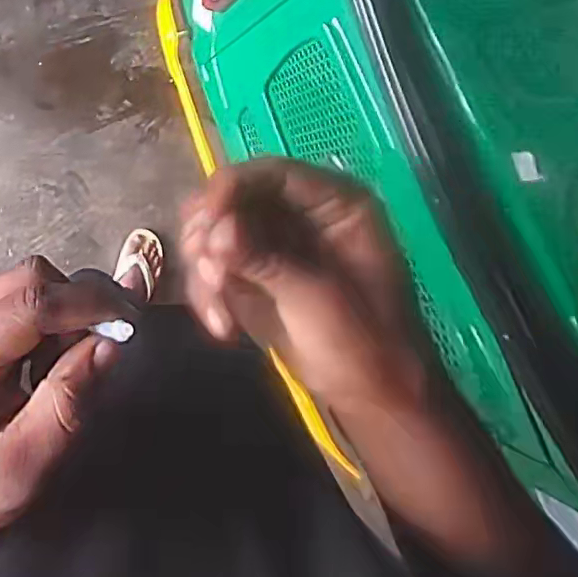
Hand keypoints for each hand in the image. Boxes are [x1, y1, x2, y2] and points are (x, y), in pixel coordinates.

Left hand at [0, 256, 134, 562]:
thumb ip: (65, 404)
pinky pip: (32, 295)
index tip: (128, 325)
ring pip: (37, 281)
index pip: (32, 302)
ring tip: (71, 366)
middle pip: (35, 278)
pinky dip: (58, 318)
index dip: (86, 305)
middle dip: (82, 303)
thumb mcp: (24, 465)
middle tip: (109, 346)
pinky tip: (53, 361)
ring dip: (70, 312)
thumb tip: (108, 345)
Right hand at [179, 159, 433, 414]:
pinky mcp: (249, 270)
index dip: (232, 187)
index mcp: (333, 204)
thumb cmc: (365, 346)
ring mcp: (270, 240)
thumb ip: (265, 262)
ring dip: (206, 269)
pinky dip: (208, 292)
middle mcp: (297, 212)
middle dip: (212, 234)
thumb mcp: (317, 301)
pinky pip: (211, 264)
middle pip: (232, 196)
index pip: (272, 174)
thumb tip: (215, 234)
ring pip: (213, 229)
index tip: (205, 217)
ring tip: (219, 312)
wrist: (372, 402)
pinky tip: (222, 325)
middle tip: (208, 271)